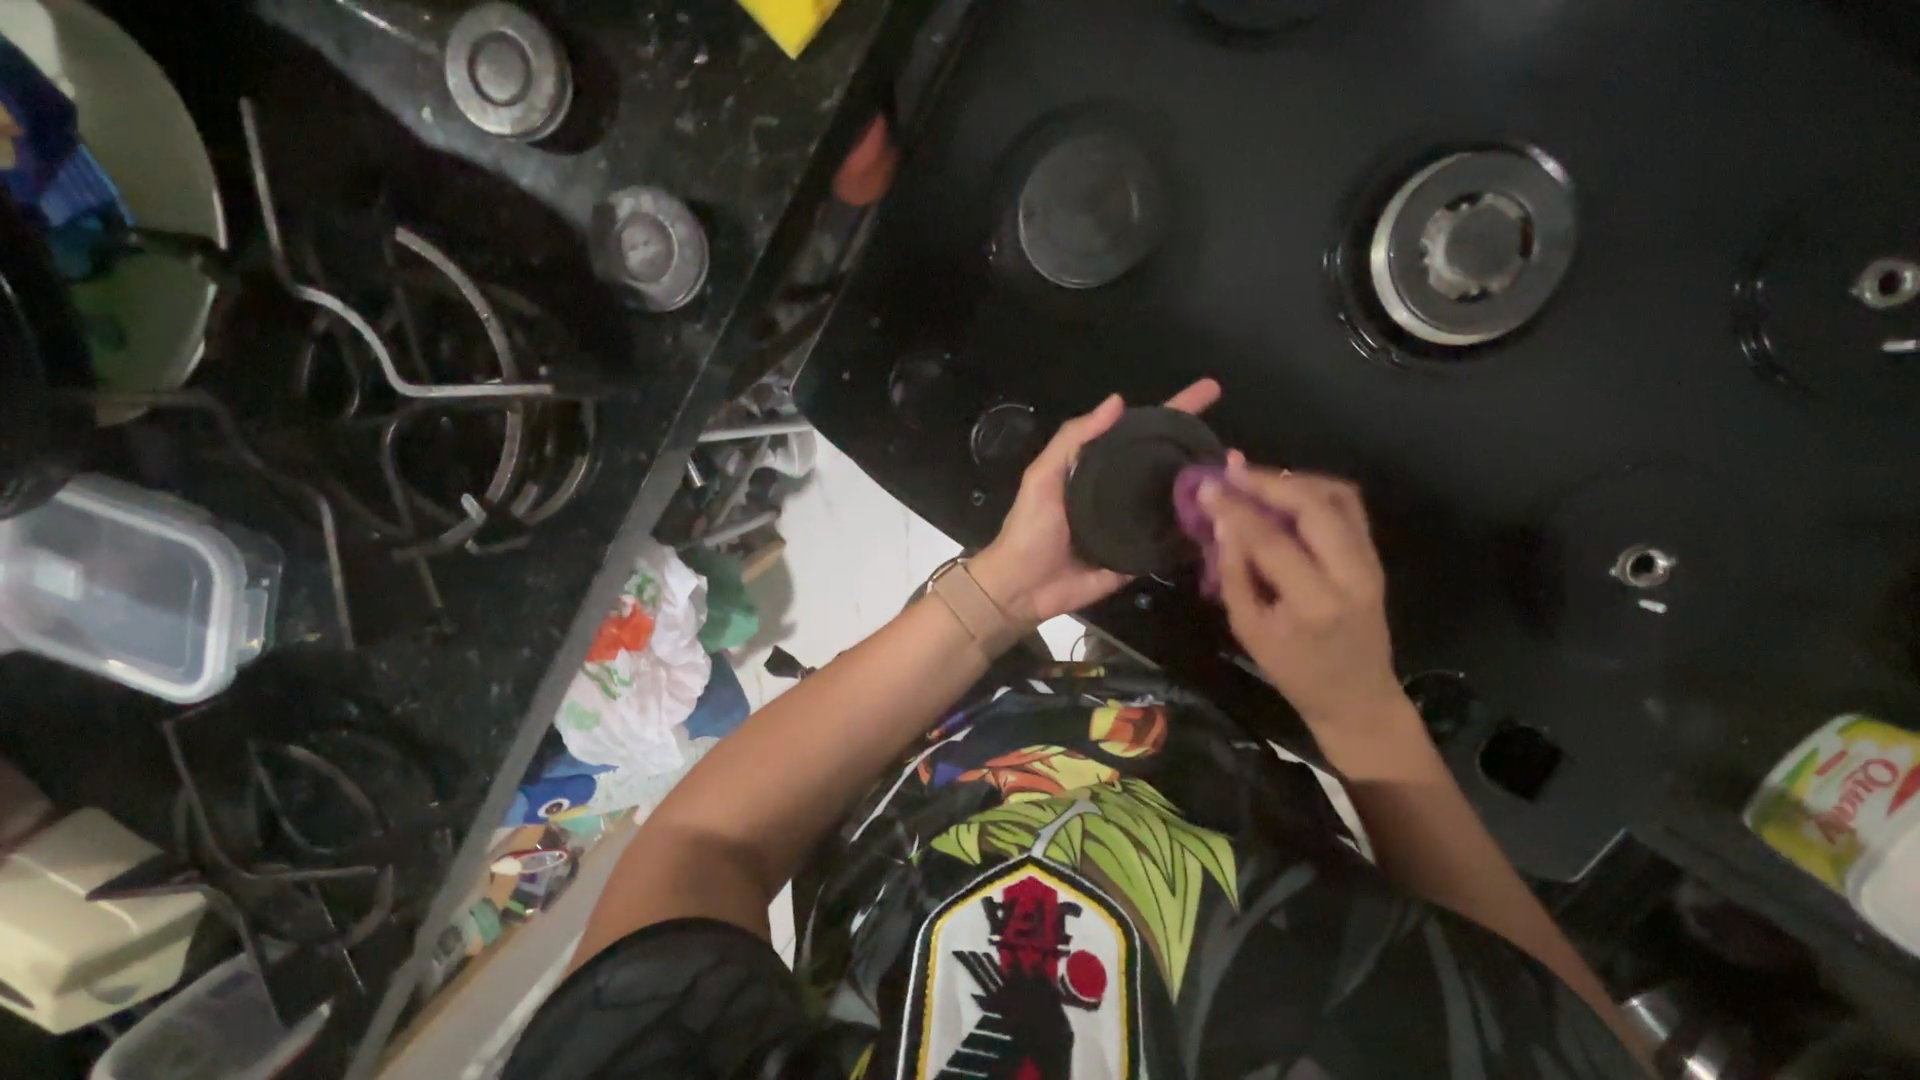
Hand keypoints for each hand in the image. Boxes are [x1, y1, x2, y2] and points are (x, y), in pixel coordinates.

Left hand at [968, 379, 1221, 623]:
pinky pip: (1173, 541)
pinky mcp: (1141, 557)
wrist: (1022, 588)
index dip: (1173, 411)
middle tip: (1236, 446)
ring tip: (1239, 475)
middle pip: (1168, 463)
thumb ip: (1073, 440)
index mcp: (1101, 469)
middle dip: (1201, 450)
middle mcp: (1123, 492)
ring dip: (1208, 489)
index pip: (1142, 432)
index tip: (1208, 391)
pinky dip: (1196, 530)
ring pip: (1178, 501)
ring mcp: (1136, 525)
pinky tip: (1227, 519)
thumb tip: (1116, 401)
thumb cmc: (1029, 529)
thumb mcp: (1043, 477)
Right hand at [1200, 465, 1408, 735]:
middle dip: (1269, 481)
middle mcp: (1351, 575)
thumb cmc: (1294, 671)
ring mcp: (1370, 562)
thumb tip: (1221, 523)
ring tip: (1255, 478)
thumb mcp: (1249, 631)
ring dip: (1294, 480)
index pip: (1271, 540)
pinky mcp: (1375, 556)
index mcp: (1314, 603)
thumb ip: (1234, 575)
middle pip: (1314, 506)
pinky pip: (1348, 507)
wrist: (1357, 695)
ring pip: (1338, 497)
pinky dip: (1315, 490)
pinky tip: (1285, 491)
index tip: (1208, 487)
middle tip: (1232, 471)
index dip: (1236, 509)